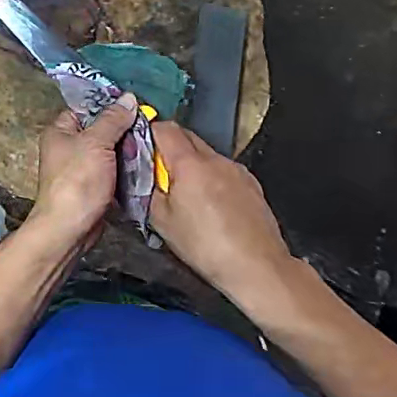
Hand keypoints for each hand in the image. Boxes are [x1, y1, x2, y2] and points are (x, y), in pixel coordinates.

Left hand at [30, 94, 136, 243]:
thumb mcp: (95, 143)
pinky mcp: (94, 185)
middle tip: (150, 128)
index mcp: (60, 130)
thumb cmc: (77, 181)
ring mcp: (81, 167)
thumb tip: (128, 98)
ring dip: (129, 151)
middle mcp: (68, 146)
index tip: (137, 105)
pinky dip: (128, 169)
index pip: (86, 108)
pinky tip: (147, 166)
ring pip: (110, 151)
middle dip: (124, 130)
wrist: (70, 227)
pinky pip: (114, 170)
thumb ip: (112, 120)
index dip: (110, 106)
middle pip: (101, 130)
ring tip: (153, 146)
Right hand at [146, 122, 296, 302]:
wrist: (258, 268)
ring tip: (184, 191)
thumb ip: (146, 188)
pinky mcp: (252, 185)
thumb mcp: (160, 219)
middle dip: (168, 146)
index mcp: (189, 163)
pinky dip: (210, 176)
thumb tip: (138, 173)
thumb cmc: (205, 245)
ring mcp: (237, 171)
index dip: (147, 133)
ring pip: (205, 153)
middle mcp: (216, 160)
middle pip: (186, 136)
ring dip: (190, 162)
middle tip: (156, 170)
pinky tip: (209, 203)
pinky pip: (223, 170)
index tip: (139, 148)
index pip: (164, 128)